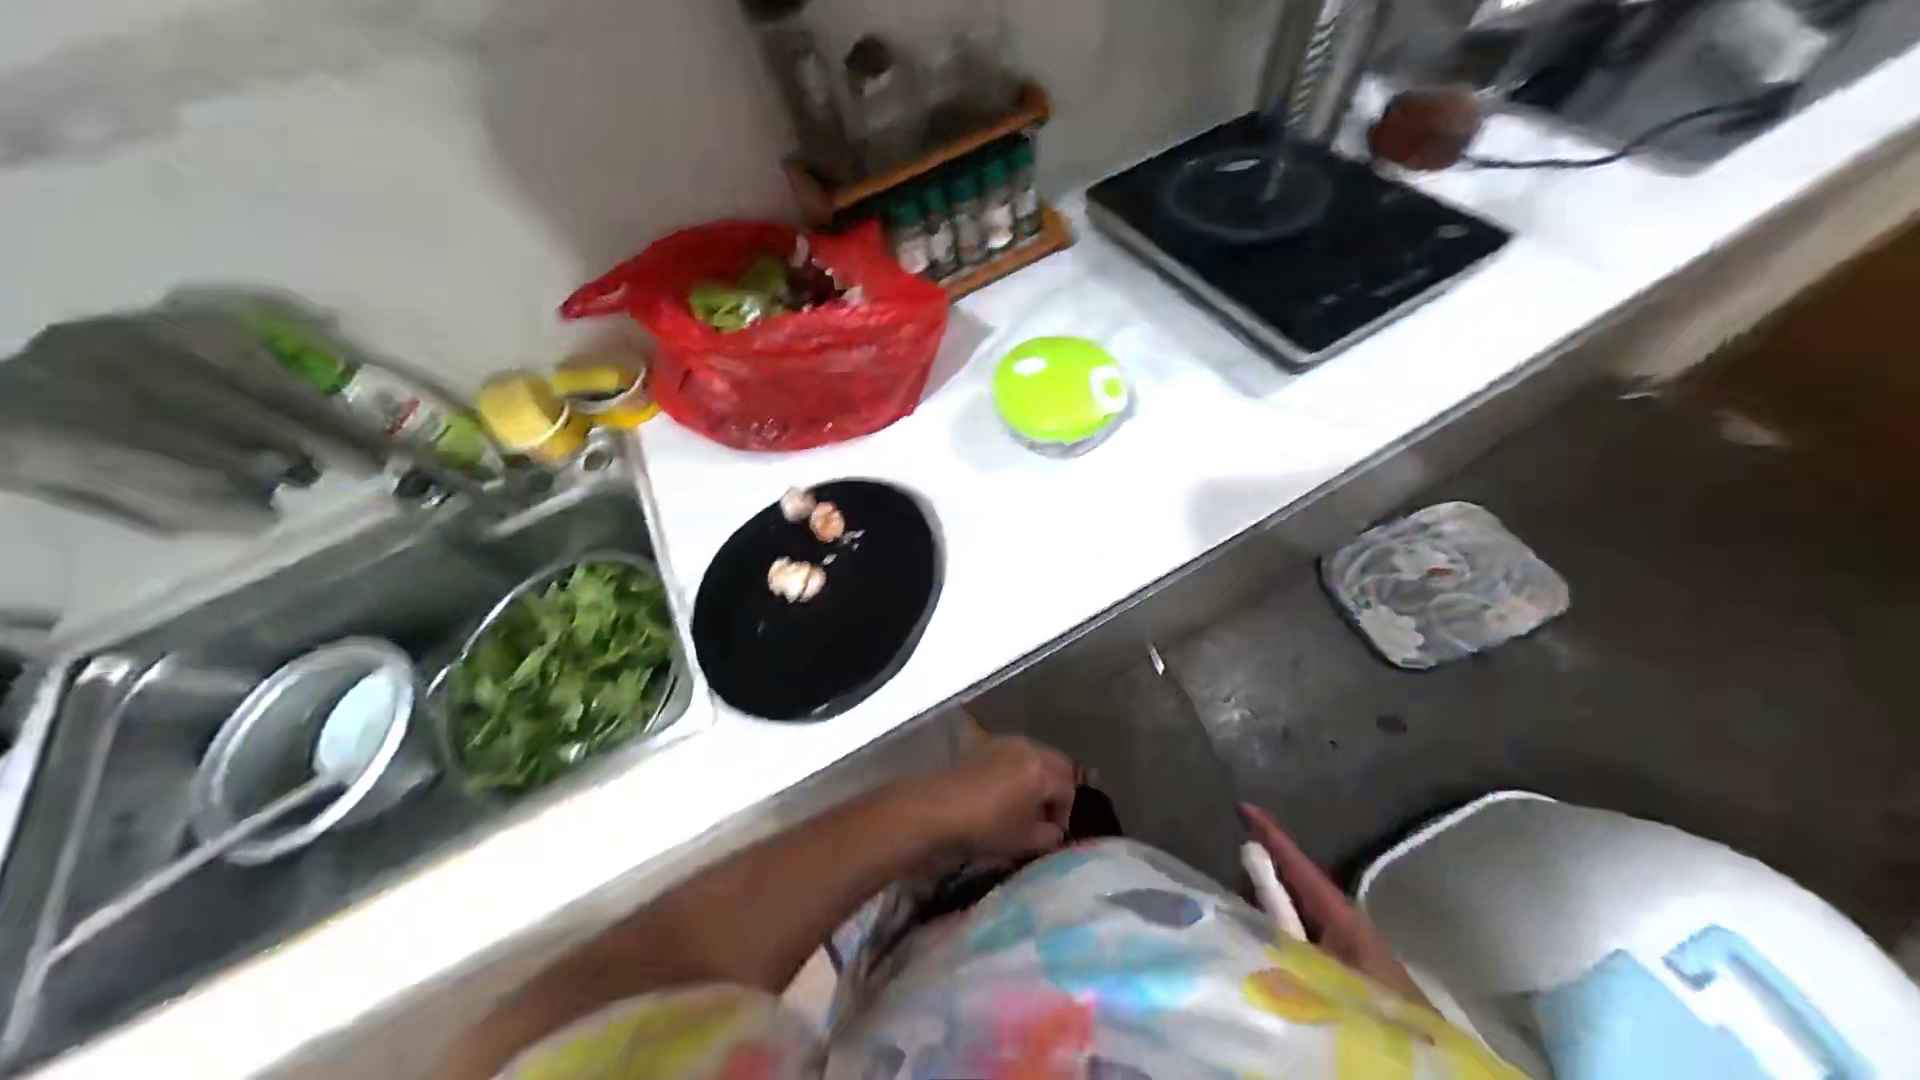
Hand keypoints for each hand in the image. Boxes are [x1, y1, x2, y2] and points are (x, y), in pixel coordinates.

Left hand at [915, 736, 1076, 861]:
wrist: (939, 808)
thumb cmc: (988, 825)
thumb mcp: (1026, 840)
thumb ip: (1050, 835)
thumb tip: (1054, 830)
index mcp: (1044, 770)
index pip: (1068, 790)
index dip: (1065, 814)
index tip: (1054, 833)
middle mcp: (1029, 748)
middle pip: (1058, 765)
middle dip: (1058, 789)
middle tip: (1047, 814)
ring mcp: (1007, 742)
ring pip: (1037, 756)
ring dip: (1040, 776)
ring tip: (1027, 802)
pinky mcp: (987, 744)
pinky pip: (1016, 753)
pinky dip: (1020, 768)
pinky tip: (1007, 790)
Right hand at [1239, 803, 1428, 1005]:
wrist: (1419, 1062)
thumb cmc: (1371, 1013)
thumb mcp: (1318, 965)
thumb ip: (1281, 922)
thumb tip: (1249, 873)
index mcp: (1341, 915)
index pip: (1299, 863)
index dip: (1270, 834)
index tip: (1242, 806)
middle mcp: (1343, 921)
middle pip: (1295, 882)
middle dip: (1262, 870)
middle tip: (1227, 871)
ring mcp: (1345, 945)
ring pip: (1298, 908)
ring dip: (1268, 901)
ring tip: (1235, 905)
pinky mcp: (1343, 968)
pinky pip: (1301, 933)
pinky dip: (1278, 927)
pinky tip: (1259, 941)